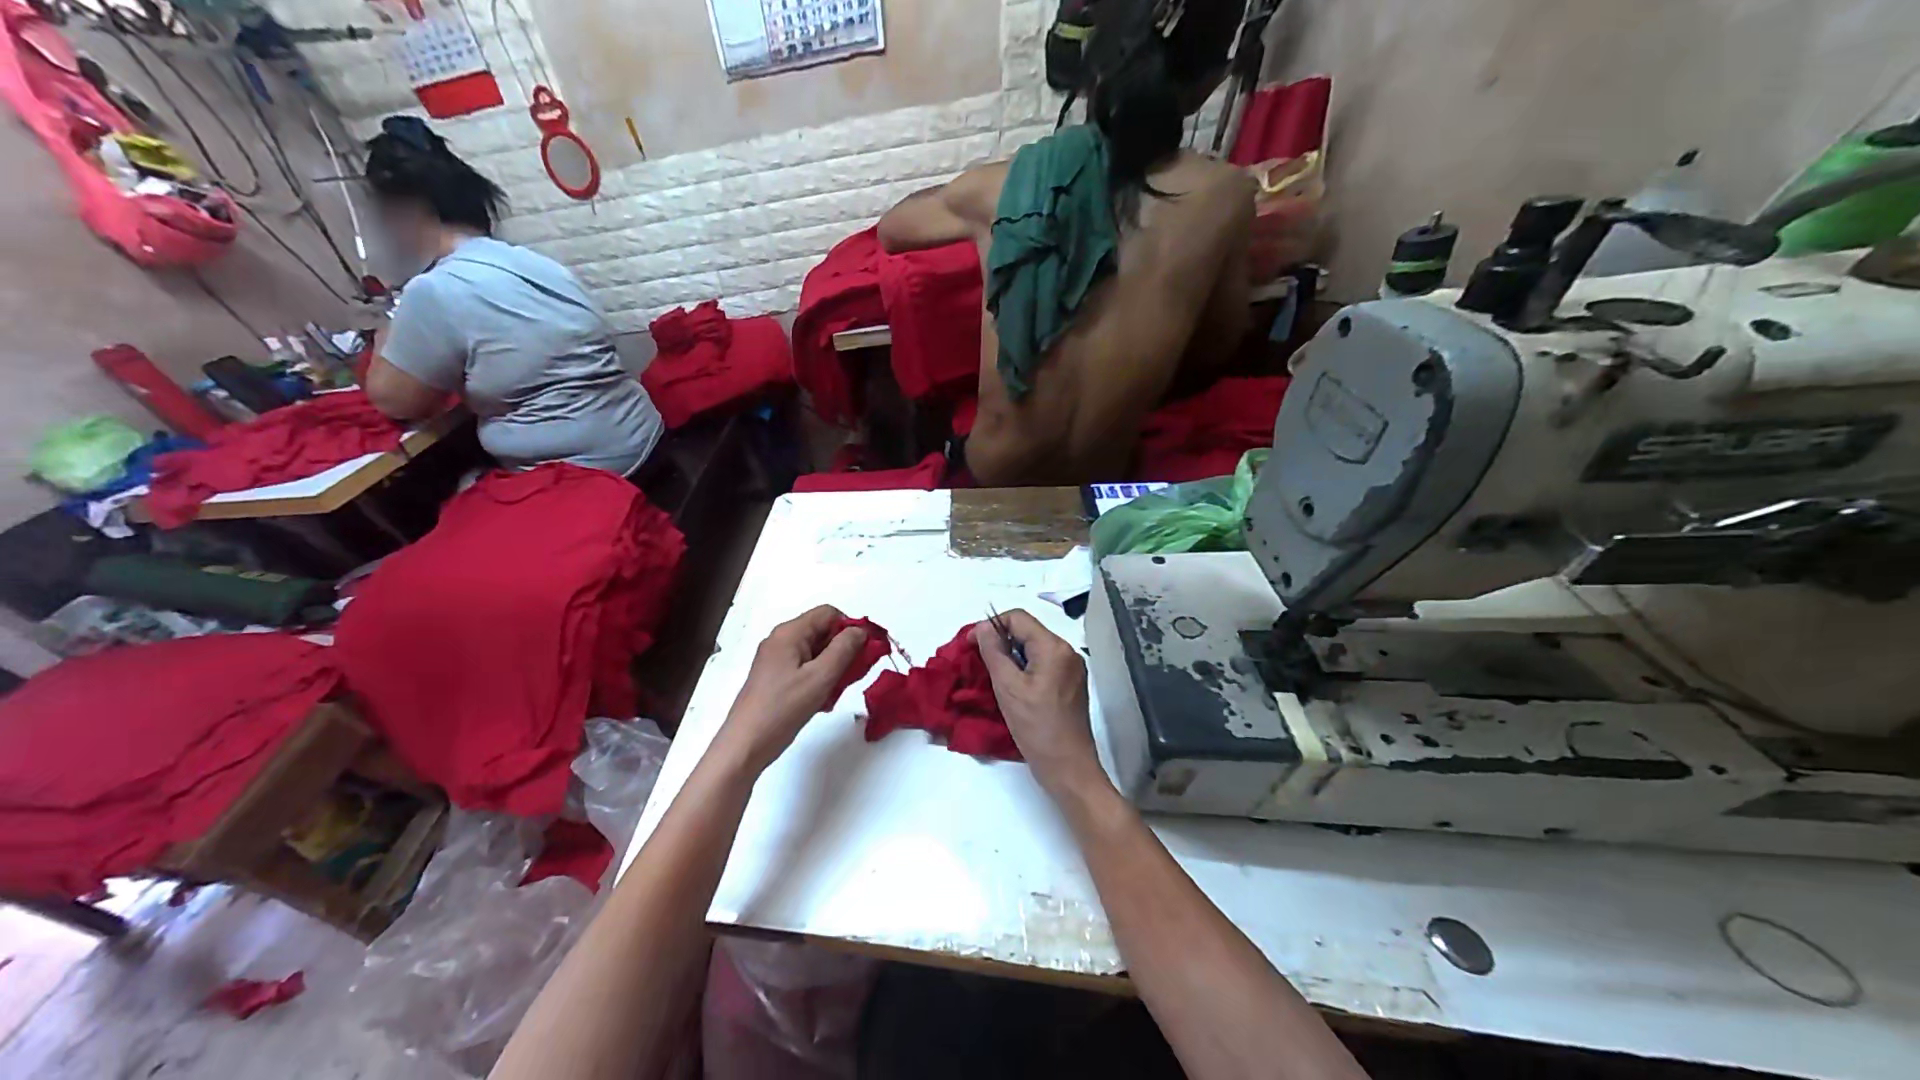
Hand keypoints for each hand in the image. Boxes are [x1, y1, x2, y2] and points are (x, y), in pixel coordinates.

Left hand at [718, 605, 867, 773]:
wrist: (746, 744)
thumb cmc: (782, 709)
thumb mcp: (820, 677)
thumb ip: (844, 649)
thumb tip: (860, 631)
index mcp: (789, 633)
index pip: (829, 614)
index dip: (851, 628)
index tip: (865, 652)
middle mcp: (781, 641)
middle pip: (823, 632)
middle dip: (843, 650)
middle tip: (853, 675)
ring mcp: (777, 660)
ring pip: (817, 652)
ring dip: (833, 668)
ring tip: (835, 691)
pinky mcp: (776, 678)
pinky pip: (806, 668)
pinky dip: (819, 679)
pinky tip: (822, 700)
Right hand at [973, 610, 1105, 798]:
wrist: (1068, 767)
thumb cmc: (1036, 728)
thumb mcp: (1008, 688)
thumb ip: (994, 652)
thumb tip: (984, 627)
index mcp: (1054, 648)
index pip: (1018, 618)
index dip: (991, 626)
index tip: (971, 644)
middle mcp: (1067, 652)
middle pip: (1028, 631)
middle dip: (1000, 641)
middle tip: (977, 660)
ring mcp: (1072, 669)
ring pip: (1035, 648)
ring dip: (1011, 655)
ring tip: (991, 675)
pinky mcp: (1071, 684)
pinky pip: (1044, 664)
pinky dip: (1024, 668)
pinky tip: (1011, 686)